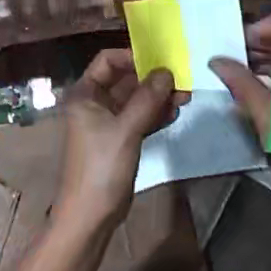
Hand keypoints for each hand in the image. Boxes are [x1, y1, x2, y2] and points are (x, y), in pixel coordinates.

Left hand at [55, 50, 179, 230]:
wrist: (90, 214)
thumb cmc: (101, 166)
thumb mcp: (126, 129)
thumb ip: (146, 99)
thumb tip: (166, 71)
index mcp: (84, 93)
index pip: (107, 61)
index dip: (132, 56)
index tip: (162, 59)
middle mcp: (93, 102)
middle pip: (124, 79)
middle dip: (152, 79)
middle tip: (183, 80)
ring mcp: (106, 122)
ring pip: (134, 100)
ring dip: (157, 97)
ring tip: (185, 96)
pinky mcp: (119, 139)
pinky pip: (138, 118)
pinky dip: (154, 114)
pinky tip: (174, 113)